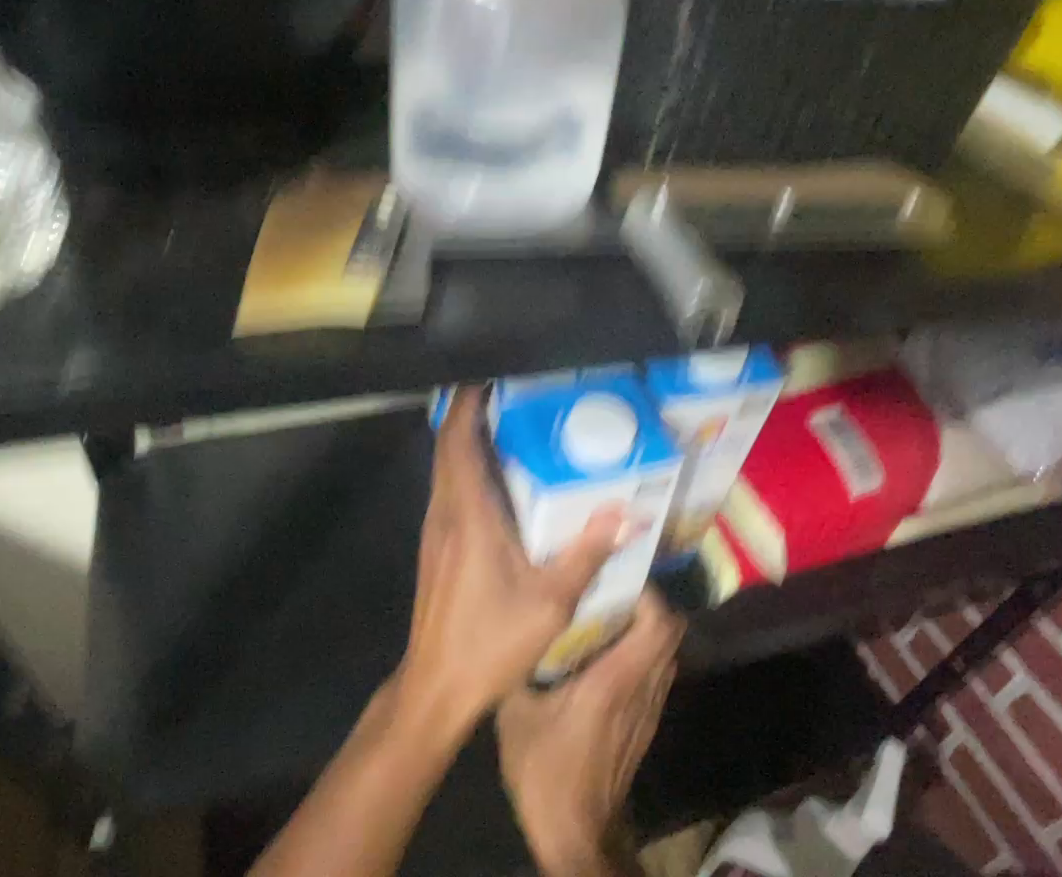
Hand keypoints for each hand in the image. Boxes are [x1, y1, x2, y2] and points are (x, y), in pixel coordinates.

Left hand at [398, 388, 624, 732]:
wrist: (436, 686)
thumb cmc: (490, 642)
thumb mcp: (550, 602)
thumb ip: (586, 554)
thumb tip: (626, 513)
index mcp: (468, 515)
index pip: (457, 441)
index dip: (468, 403)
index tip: (491, 376)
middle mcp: (445, 513)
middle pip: (449, 447)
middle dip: (473, 414)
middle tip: (516, 396)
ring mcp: (436, 531)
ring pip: (447, 469)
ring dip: (469, 442)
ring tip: (513, 428)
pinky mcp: (437, 548)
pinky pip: (450, 491)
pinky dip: (468, 471)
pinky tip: (503, 484)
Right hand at [496, 593, 683, 876]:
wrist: (576, 832)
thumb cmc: (546, 770)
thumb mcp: (517, 714)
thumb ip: (519, 668)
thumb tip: (513, 634)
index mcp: (614, 680)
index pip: (659, 623)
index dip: (646, 593)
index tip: (614, 575)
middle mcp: (641, 689)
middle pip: (670, 633)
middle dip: (646, 604)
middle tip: (607, 588)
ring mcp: (648, 709)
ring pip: (665, 654)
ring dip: (645, 629)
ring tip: (603, 615)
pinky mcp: (644, 725)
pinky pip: (655, 674)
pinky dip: (640, 654)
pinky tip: (602, 655)